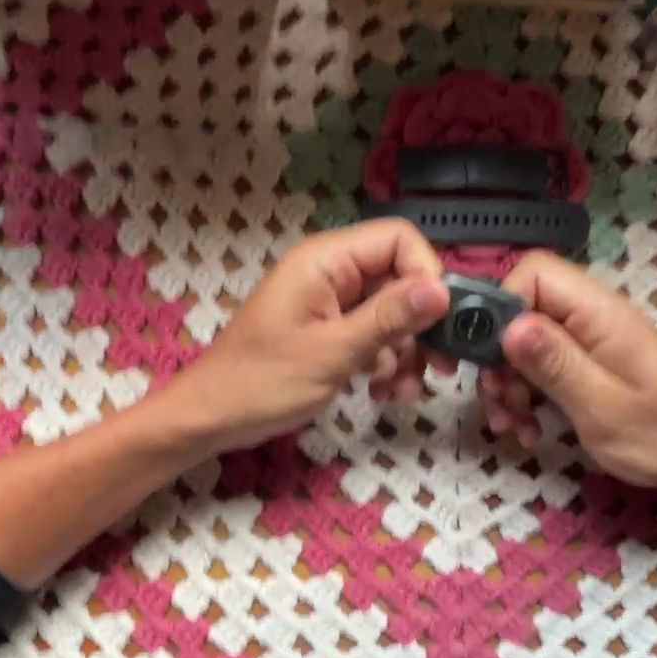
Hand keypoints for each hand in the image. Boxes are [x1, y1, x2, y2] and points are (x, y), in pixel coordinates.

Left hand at [166, 219, 451, 452]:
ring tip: (403, 392)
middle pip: (400, 279)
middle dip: (421, 325)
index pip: (399, 239)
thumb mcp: (333, 352)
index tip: (439, 322)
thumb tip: (442, 290)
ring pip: (391, 314)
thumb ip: (388, 319)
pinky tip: (383, 394)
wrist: (213, 418)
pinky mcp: (328, 331)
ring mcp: (330, 303)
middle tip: (440, 368)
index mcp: (326, 261)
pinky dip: (384, 363)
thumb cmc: (264, 381)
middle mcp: (331, 273)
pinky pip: (372, 336)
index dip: (426, 275)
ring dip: (405, 353)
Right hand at [480, 252, 656, 488]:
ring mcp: (586, 341)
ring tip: (512, 425)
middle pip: (521, 311)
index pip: (535, 274)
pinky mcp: (583, 365)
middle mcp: (590, 317)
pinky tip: (528, 429)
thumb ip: (556, 364)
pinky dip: (525, 397)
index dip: (501, 307)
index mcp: (600, 314)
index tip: (490, 358)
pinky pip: (539, 367)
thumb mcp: (603, 406)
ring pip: (523, 343)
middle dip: (499, 358)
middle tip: (498, 403)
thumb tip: (508, 326)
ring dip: (508, 385)